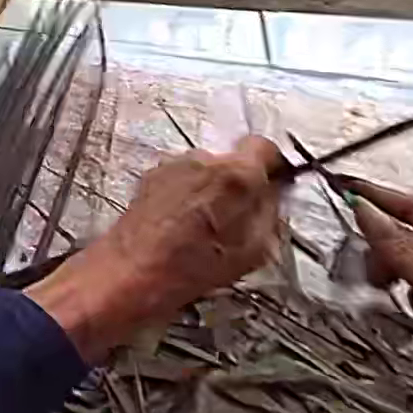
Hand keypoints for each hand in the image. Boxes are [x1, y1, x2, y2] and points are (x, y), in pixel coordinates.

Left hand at [25, 136, 281, 358]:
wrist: (136, 266)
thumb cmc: (197, 264)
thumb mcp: (256, 248)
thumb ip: (270, 211)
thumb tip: (275, 192)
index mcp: (234, 175)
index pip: (262, 146)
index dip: (271, 163)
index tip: (275, 180)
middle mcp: (200, 160)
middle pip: (231, 160)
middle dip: (240, 182)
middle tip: (241, 213)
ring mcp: (172, 164)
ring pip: (204, 169)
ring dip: (211, 188)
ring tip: (209, 224)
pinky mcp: (152, 174)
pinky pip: (182, 177)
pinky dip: (188, 192)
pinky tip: (185, 221)